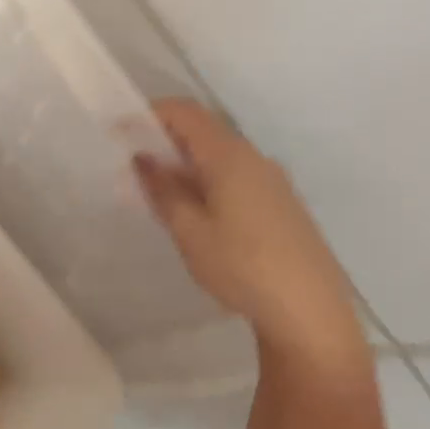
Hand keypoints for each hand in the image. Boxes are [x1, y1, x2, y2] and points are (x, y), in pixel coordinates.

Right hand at [135, 100, 365, 371]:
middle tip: (131, 166)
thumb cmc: (241, 267)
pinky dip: (206, 180)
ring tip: (158, 193)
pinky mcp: (283, 206)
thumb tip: (143, 158)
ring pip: (220, 156)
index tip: (118, 133)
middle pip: (203, 131)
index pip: (185, 113)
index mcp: (230, 158)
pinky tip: (194, 213)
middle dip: (164, 140)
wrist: (311, 315)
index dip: (149, 114)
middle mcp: (255, 160)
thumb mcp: (188, 230)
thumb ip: (162, 189)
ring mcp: (274, 183)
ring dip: (185, 163)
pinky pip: (236, 176)